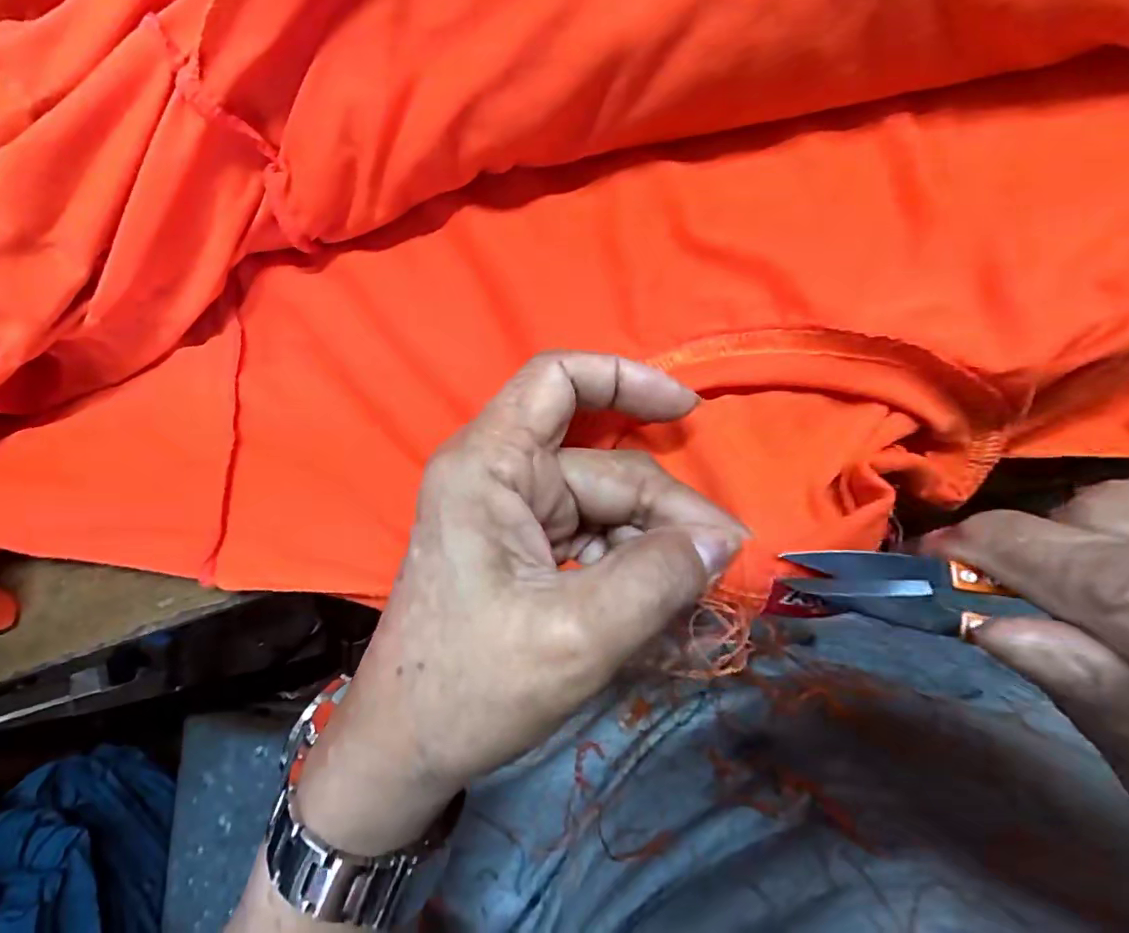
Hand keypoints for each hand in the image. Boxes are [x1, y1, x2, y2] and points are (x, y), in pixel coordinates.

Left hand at [294, 352, 746, 855]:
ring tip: (691, 596)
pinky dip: (628, 566)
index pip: (557, 380)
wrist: (405, 749)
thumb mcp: (577, 635)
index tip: (685, 411)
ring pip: (605, 507)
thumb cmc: (471, 687)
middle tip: (723, 560)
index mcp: (490, 466)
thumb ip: (657, 580)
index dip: (624, 379)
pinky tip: (656, 606)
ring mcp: (510, 516)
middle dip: (665, 510)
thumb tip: (720, 540)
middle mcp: (499, 477)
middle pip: (604, 465)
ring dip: (651, 546)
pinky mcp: (522, 552)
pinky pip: (592, 540)